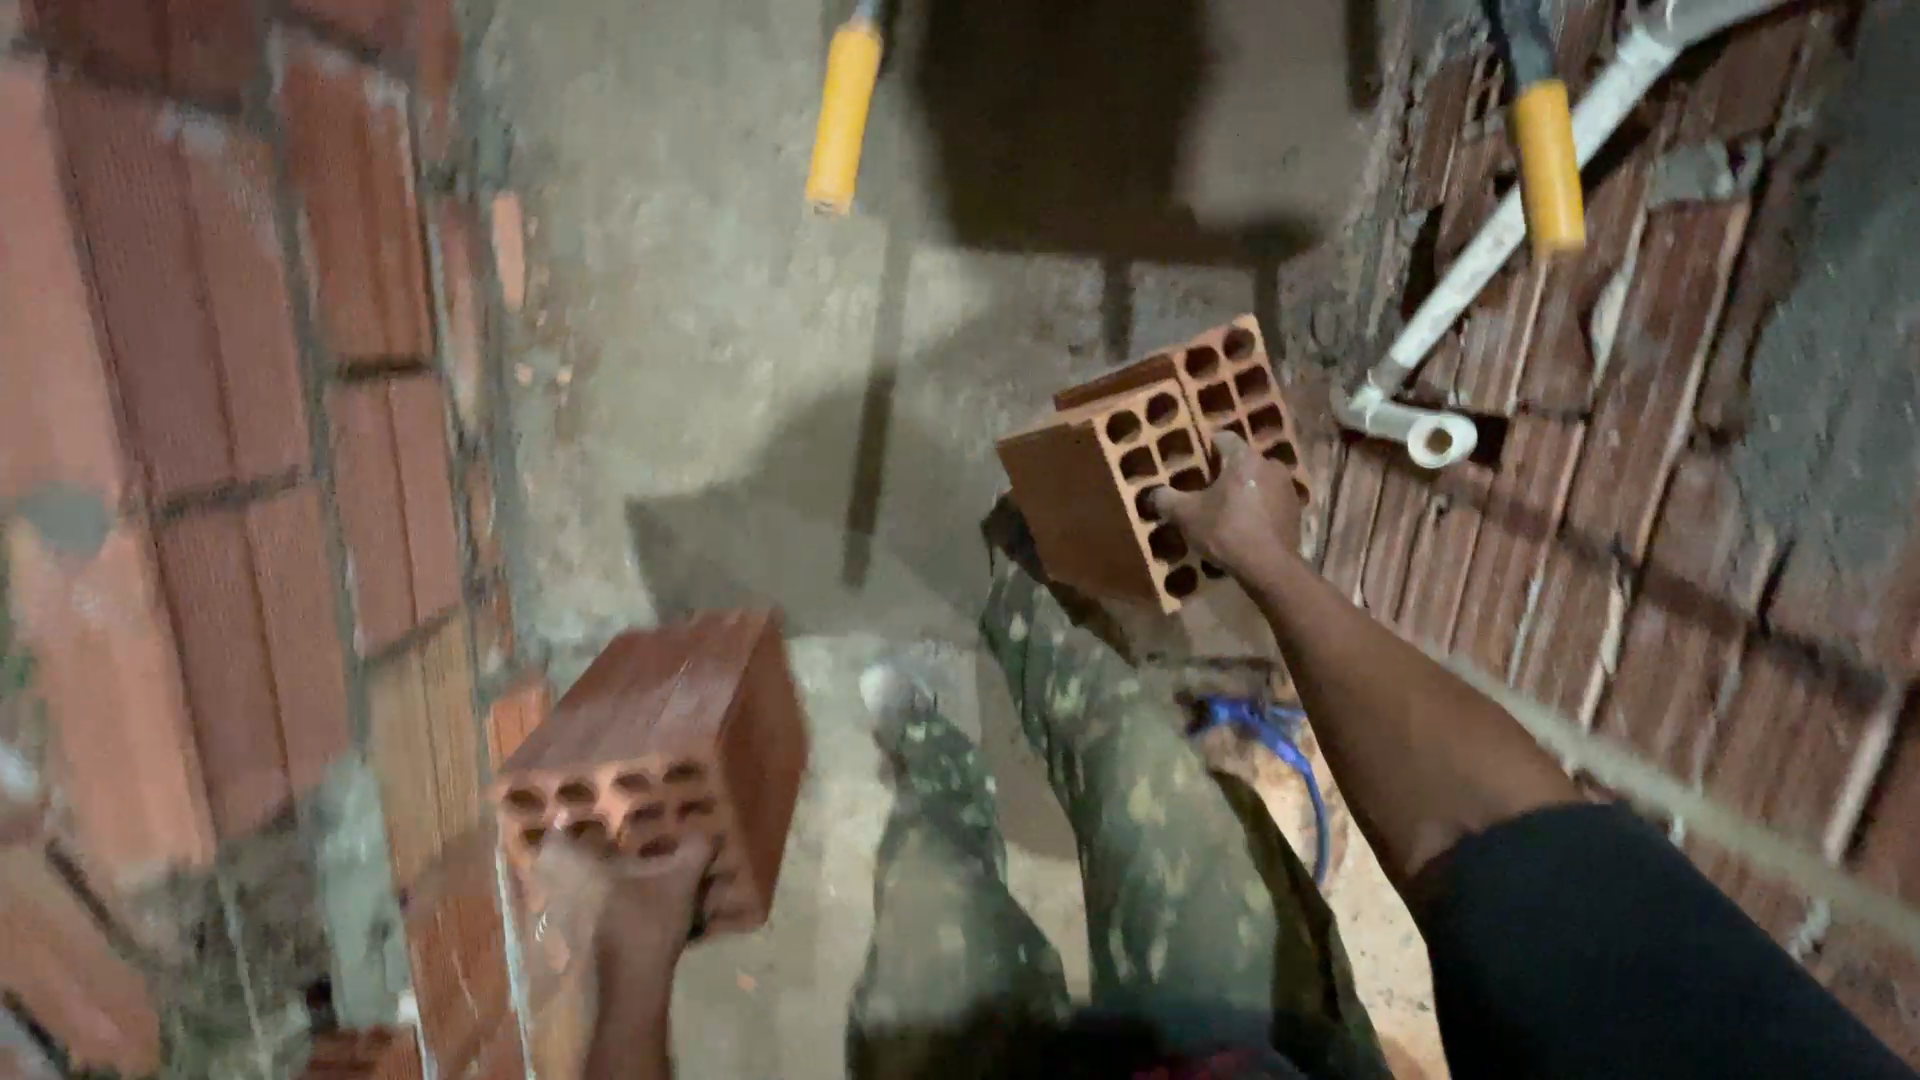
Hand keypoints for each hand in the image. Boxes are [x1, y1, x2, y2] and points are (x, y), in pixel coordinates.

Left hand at [532, 831, 714, 985]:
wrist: (634, 984)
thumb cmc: (649, 921)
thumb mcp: (681, 880)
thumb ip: (694, 850)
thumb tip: (706, 831)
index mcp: (582, 870)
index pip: (554, 842)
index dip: (560, 826)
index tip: (573, 813)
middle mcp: (565, 893)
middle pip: (550, 867)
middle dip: (566, 852)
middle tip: (591, 839)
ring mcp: (566, 922)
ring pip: (560, 891)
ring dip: (575, 878)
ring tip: (606, 867)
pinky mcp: (575, 944)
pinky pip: (572, 911)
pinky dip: (586, 901)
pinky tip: (616, 901)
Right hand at [1149, 431, 1303, 580]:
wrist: (1269, 567)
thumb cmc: (1225, 531)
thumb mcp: (1186, 516)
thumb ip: (1166, 499)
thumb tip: (1154, 493)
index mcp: (1244, 459)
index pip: (1224, 438)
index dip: (1207, 447)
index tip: (1195, 463)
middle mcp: (1270, 465)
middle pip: (1243, 461)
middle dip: (1226, 473)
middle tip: (1207, 491)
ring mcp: (1287, 488)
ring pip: (1259, 481)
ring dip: (1244, 490)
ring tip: (1228, 511)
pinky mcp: (1295, 511)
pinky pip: (1271, 501)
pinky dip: (1258, 508)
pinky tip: (1246, 527)